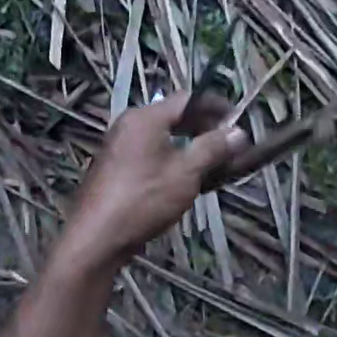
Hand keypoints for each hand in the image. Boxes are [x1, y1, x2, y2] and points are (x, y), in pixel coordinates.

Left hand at [56, 93, 248, 270]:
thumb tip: (238, 132)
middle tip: (230, 146)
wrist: (97, 237)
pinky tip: (189, 181)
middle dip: (205, 130)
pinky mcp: (118, 169)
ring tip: (216, 166)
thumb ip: (213, 148)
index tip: (239, 120)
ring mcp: (121, 148)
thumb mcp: (186, 172)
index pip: (188, 99)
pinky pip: (152, 156)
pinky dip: (174, 162)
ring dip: (192, 149)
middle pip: (175, 118)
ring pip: (165, 139)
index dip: (216, 107)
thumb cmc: (144, 199)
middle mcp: (130, 125)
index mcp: (145, 117)